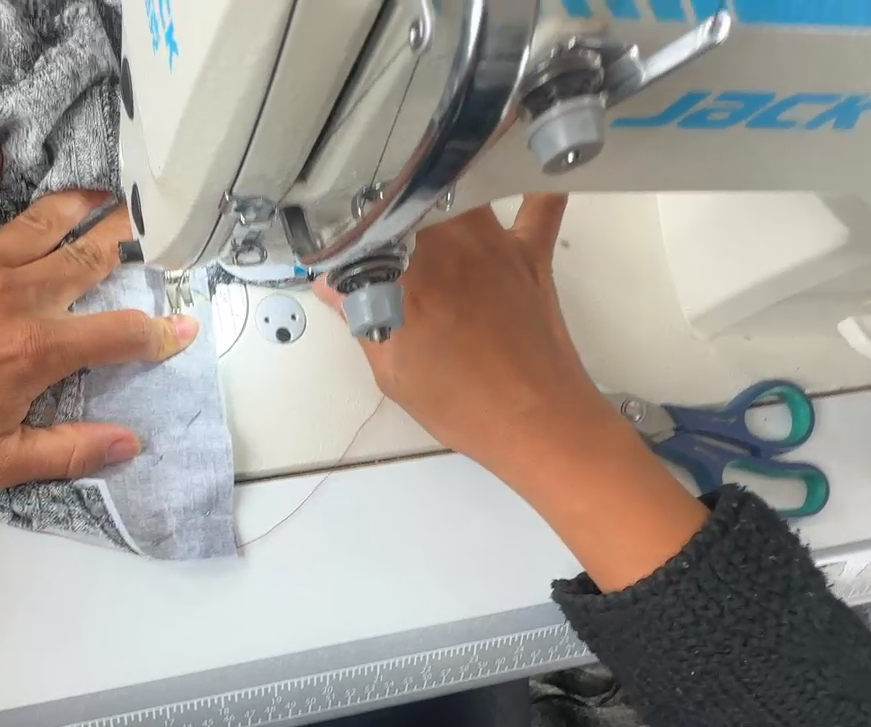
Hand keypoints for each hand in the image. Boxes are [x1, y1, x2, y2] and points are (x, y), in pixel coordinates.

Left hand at [0, 148, 198, 511]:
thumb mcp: (2, 462)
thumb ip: (72, 450)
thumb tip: (130, 444)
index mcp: (38, 351)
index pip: (120, 335)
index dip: (160, 333)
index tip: (184, 329)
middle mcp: (15, 297)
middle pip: (90, 260)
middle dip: (130, 245)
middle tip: (155, 228)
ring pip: (43, 223)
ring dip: (80, 207)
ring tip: (105, 194)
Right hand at [320, 197, 706, 590]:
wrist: (535, 421)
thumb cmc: (464, 405)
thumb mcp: (392, 372)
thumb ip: (361, 319)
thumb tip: (334, 287)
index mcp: (411, 277)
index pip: (365, 232)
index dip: (345, 233)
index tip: (334, 245)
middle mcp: (453, 248)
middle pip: (411, 199)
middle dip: (387, 204)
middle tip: (371, 221)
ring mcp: (497, 245)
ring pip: (462, 189)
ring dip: (439, 187)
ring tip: (419, 190)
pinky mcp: (531, 254)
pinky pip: (537, 202)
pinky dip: (530, 180)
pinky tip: (521, 160)